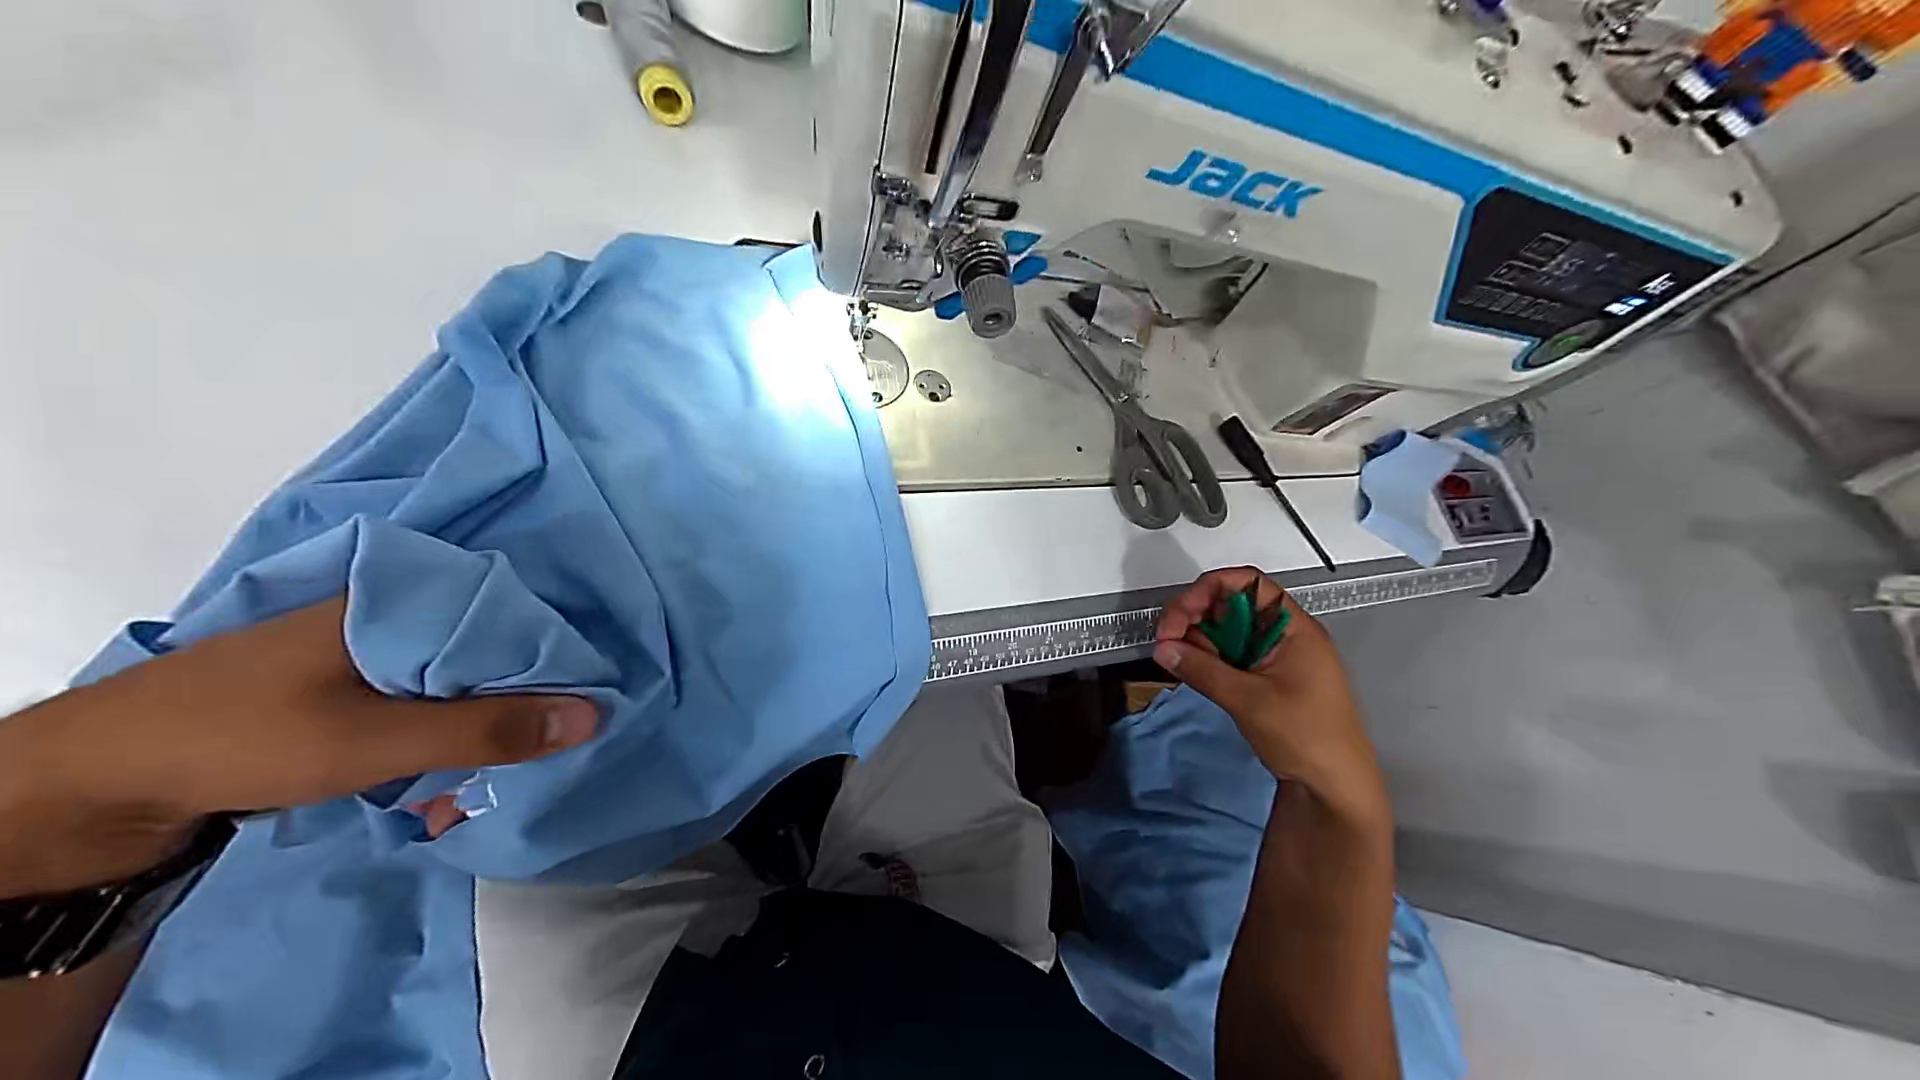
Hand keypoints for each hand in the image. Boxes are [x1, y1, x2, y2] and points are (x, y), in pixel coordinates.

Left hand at [0, 598, 600, 897]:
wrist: (93, 781)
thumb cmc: (243, 740)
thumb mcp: (375, 742)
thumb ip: (487, 729)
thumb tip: (593, 715)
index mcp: (406, 599)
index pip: (515, 622)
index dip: (551, 666)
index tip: (573, 715)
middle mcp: (397, 610)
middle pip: (490, 652)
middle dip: (510, 709)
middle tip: (516, 763)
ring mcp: (373, 643)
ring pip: (460, 678)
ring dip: (474, 727)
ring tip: (466, 782)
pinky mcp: (354, 676)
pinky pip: (427, 695)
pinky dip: (441, 730)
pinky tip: (432, 771)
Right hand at [1153, 567, 1387, 824]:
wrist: (1334, 789)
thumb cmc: (1305, 738)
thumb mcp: (1248, 700)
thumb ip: (1203, 670)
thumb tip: (1163, 649)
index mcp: (1293, 628)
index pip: (1247, 583)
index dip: (1208, 589)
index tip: (1179, 615)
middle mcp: (1284, 634)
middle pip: (1232, 603)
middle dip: (1195, 616)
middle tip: (1168, 643)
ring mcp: (1276, 656)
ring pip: (1227, 629)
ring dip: (1198, 639)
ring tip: (1178, 660)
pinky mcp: (1266, 677)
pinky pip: (1231, 653)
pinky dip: (1208, 657)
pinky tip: (1193, 670)